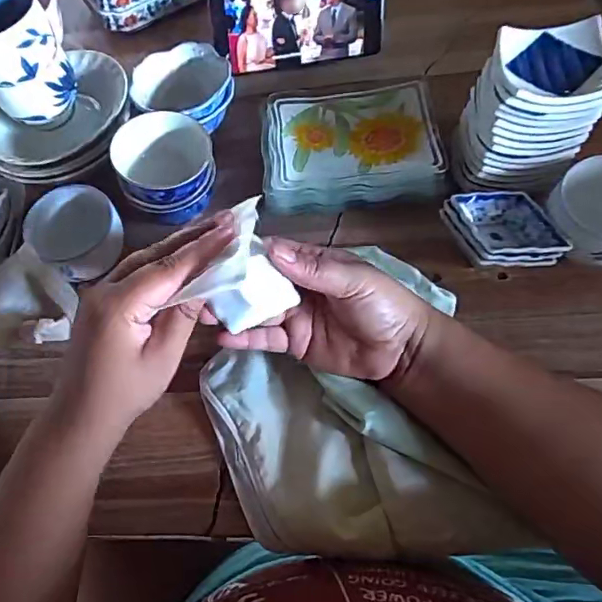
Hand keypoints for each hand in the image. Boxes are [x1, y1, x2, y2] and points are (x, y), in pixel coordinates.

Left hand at [53, 212, 235, 435]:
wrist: (80, 414)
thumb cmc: (124, 394)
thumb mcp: (162, 358)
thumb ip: (183, 316)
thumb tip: (204, 285)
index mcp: (119, 303)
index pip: (169, 267)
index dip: (202, 248)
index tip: (231, 228)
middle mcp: (104, 288)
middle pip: (153, 255)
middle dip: (191, 237)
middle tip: (226, 219)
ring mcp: (98, 292)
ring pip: (142, 260)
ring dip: (176, 247)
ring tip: (210, 231)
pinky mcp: (99, 301)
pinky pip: (133, 274)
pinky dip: (159, 263)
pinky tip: (179, 258)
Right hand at [216, 238, 437, 381]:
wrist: (402, 352)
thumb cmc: (384, 305)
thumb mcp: (354, 280)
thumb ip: (314, 268)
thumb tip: (272, 249)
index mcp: (310, 264)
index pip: (271, 254)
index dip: (244, 254)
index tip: (214, 254)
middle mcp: (295, 287)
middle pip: (256, 283)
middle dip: (229, 284)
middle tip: (199, 287)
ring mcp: (292, 316)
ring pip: (254, 310)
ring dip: (230, 310)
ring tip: (203, 312)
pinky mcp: (292, 343)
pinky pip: (263, 338)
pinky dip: (243, 338)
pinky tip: (222, 338)